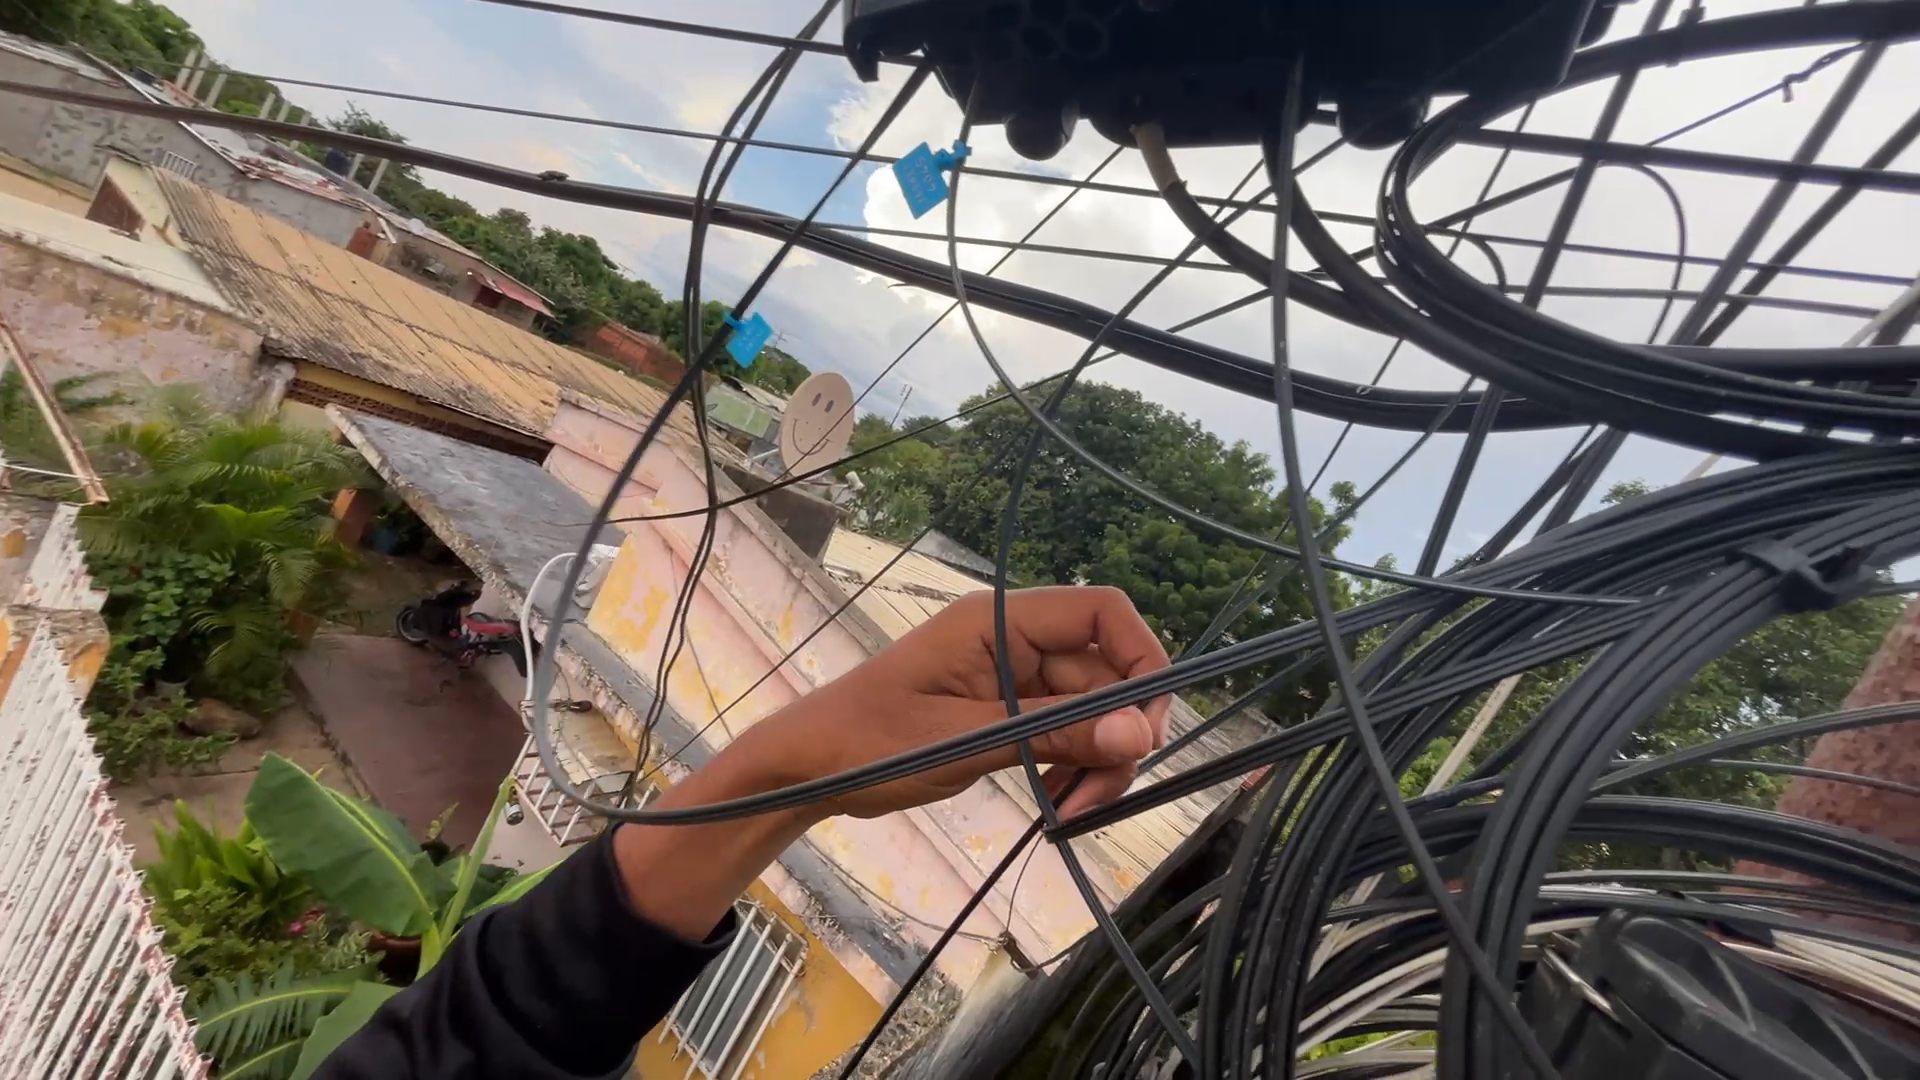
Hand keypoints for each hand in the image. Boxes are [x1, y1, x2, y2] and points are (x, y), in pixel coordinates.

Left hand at [764, 585, 1172, 820]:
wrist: (814, 764)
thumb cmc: (871, 740)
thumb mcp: (965, 739)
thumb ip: (1053, 734)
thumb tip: (1140, 734)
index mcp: (1000, 620)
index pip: (1101, 612)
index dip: (1142, 658)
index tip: (1149, 728)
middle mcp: (1016, 639)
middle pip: (1103, 673)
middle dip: (1115, 735)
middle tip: (1096, 799)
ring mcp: (1014, 677)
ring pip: (1090, 710)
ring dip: (1097, 760)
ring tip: (1072, 811)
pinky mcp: (1009, 711)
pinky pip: (1064, 732)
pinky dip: (1074, 767)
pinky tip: (1060, 803)